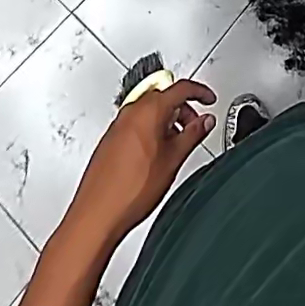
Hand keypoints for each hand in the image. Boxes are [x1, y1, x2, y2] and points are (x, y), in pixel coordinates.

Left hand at [61, 79, 216, 247]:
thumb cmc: (129, 191)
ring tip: (176, 143)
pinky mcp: (109, 141)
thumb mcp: (174, 158)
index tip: (208, 99)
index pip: (182, 88)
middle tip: (195, 124)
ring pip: (149, 111)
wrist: (96, 217)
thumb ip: (194, 133)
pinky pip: (135, 124)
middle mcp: (131, 112)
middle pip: (164, 97)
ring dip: (166, 120)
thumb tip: (206, 120)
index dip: (200, 92)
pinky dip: (150, 129)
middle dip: (183, 109)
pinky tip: (155, 154)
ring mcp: (117, 126)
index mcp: (150, 109)